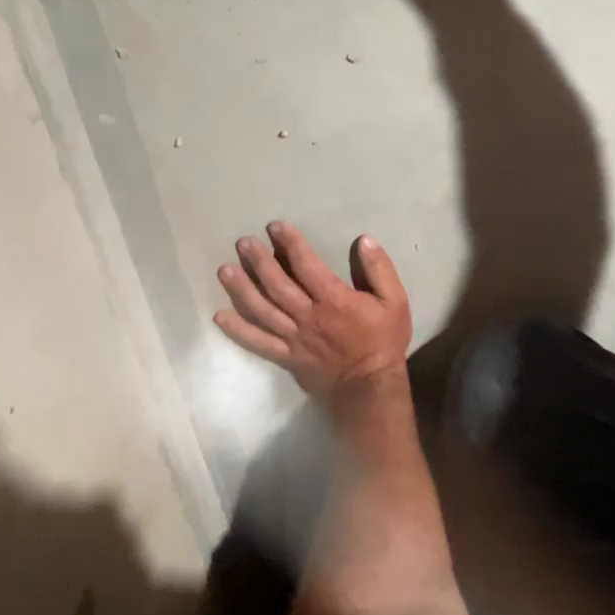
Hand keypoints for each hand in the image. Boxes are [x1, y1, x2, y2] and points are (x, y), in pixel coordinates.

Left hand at [214, 221, 412, 397]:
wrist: (369, 386)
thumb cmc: (383, 341)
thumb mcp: (395, 301)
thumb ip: (380, 270)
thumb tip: (365, 241)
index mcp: (333, 299)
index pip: (306, 264)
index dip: (290, 243)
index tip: (275, 227)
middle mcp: (308, 315)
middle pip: (277, 284)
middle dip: (258, 261)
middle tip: (242, 243)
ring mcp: (294, 337)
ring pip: (262, 310)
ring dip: (241, 289)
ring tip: (225, 270)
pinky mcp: (286, 356)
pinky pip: (258, 342)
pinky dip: (238, 330)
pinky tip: (220, 317)